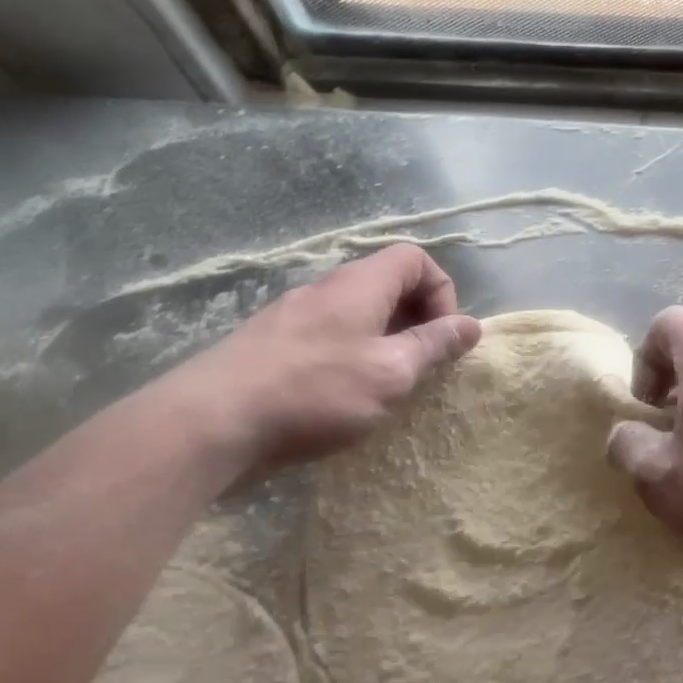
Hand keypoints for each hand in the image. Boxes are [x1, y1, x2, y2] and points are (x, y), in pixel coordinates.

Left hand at [162, 244, 481, 475]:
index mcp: (359, 285)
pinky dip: (352, 359)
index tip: (443, 337)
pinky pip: (329, 339)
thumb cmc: (316, 391)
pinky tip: (344, 400)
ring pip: (357, 315)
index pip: (414, 259)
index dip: (442, 292)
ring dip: (385, 344)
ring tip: (387, 388)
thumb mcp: (393, 371)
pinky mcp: (271, 348)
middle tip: (423, 367)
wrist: (210, 424)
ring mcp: (292, 318)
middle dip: (417, 321)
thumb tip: (472, 324)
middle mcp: (325, 290)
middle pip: (387, 285)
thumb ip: (435, 345)